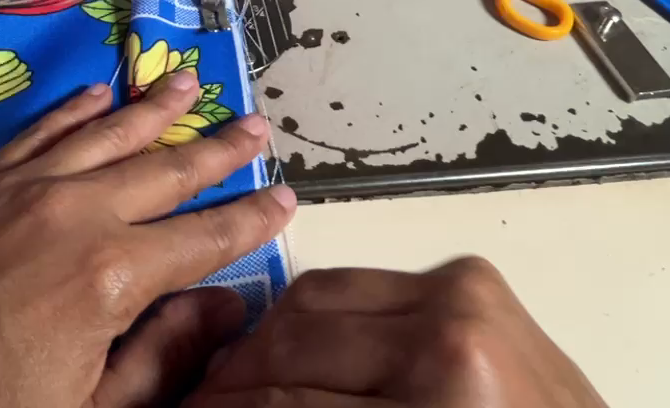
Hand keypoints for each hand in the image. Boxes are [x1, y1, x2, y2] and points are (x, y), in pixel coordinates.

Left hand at [0, 70, 294, 407]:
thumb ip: (159, 357)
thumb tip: (224, 307)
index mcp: (111, 276)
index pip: (204, 236)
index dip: (251, 218)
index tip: (285, 196)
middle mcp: (76, 212)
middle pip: (165, 168)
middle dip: (217, 149)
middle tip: (255, 124)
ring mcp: (24, 188)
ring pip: (108, 132)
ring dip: (155, 107)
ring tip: (192, 82)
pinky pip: (42, 131)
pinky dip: (75, 108)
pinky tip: (100, 92)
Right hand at [187, 258, 607, 407]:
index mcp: (440, 404)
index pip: (292, 402)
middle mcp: (449, 332)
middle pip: (298, 338)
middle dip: (236, 375)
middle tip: (201, 399)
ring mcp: (461, 291)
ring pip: (318, 293)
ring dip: (268, 335)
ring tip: (238, 369)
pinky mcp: (468, 273)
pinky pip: (360, 280)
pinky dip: (318, 313)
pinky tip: (294, 342)